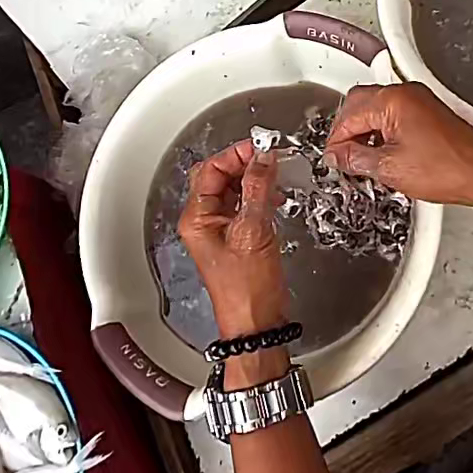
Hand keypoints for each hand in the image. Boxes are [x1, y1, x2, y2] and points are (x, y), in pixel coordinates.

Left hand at [178, 139, 288, 339]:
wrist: (256, 324)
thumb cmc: (246, 290)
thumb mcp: (253, 232)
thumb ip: (258, 191)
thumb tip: (263, 160)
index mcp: (196, 218)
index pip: (210, 170)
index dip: (235, 155)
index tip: (259, 148)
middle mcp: (203, 221)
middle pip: (219, 177)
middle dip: (243, 164)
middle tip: (268, 157)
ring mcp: (219, 229)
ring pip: (232, 190)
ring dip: (253, 179)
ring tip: (275, 174)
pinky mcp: (236, 237)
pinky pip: (243, 206)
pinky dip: (259, 196)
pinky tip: (275, 196)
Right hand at [322, 83, 472, 206]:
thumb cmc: (450, 170)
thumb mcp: (389, 169)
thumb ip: (354, 159)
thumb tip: (336, 155)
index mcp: (392, 102)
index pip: (347, 117)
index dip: (336, 141)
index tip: (335, 158)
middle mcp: (404, 94)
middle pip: (356, 103)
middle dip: (346, 130)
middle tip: (343, 154)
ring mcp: (416, 99)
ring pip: (372, 106)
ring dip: (362, 129)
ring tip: (362, 156)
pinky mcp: (425, 109)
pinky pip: (390, 111)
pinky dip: (379, 128)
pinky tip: (380, 149)